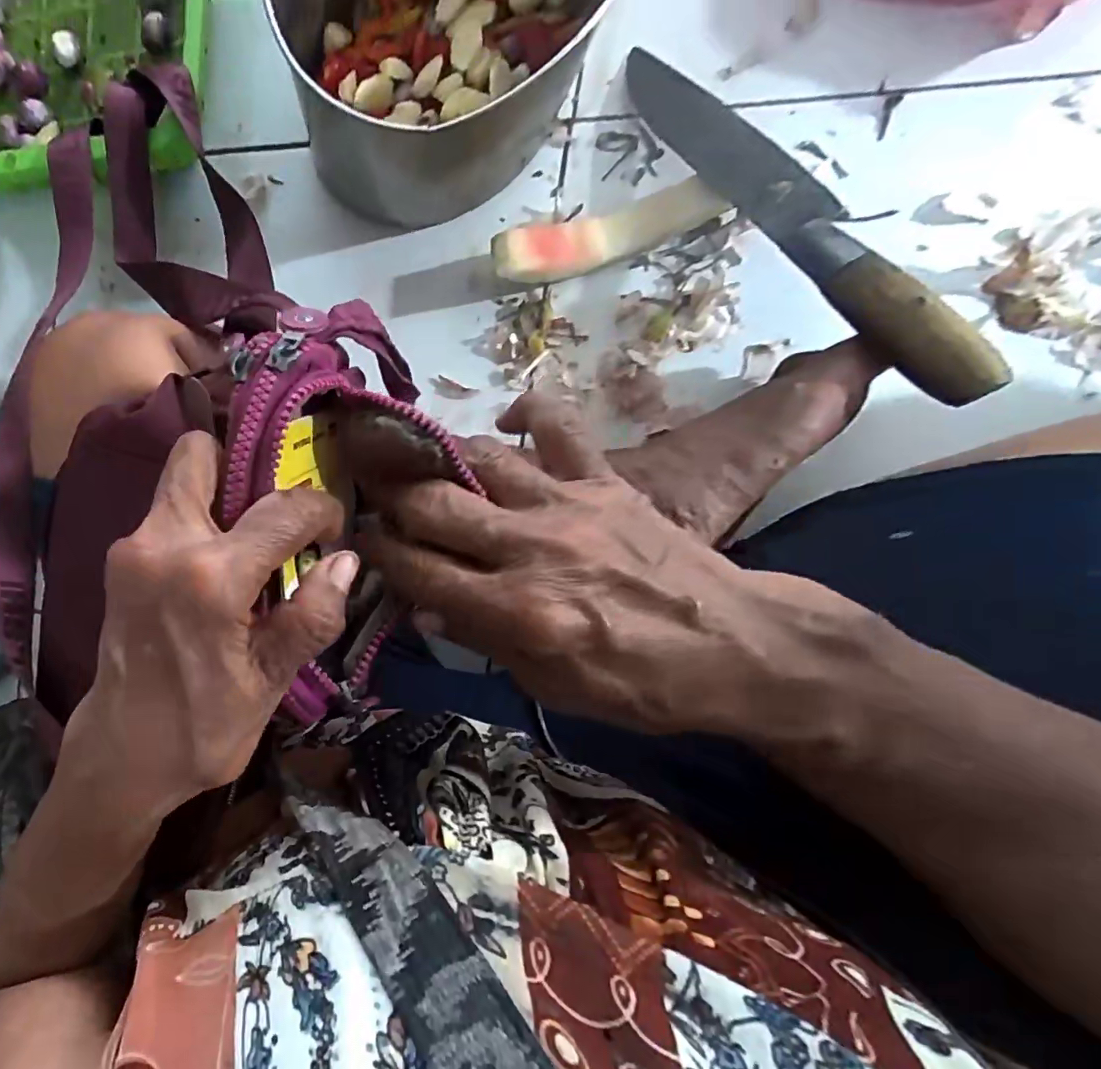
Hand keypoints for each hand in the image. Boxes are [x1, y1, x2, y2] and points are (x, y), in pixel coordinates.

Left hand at [67, 431, 359, 817]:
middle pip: (198, 454)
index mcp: (210, 578)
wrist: (121, 754)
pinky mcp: (120, 559)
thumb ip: (311, 616)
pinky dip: (198, 524)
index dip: (320, 510)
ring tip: (250, 545)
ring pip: (180, 482)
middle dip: (243, 468)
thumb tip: (343, 561)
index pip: (282, 510)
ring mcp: (133, 547)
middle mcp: (163, 543)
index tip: (332, 531)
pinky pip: (166, 515)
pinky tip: (216, 570)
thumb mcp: (270, 682)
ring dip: (219, 497)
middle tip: (274, 513)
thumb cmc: (201, 729)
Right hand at [357, 392, 847, 736]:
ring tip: (422, 466)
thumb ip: (479, 640)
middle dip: (391, 502)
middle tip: (379, 503)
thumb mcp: (548, 686)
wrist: (740, 650)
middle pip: (432, 505)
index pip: (417, 570)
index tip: (360, 543)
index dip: (376, 553)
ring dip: (439, 460)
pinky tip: (506, 421)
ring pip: (480, 460)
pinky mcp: (605, 481)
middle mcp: (531, 548)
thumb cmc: (637, 683)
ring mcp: (569, 506)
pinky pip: (559, 427)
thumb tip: (420, 606)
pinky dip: (529, 413)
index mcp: (515, 610)